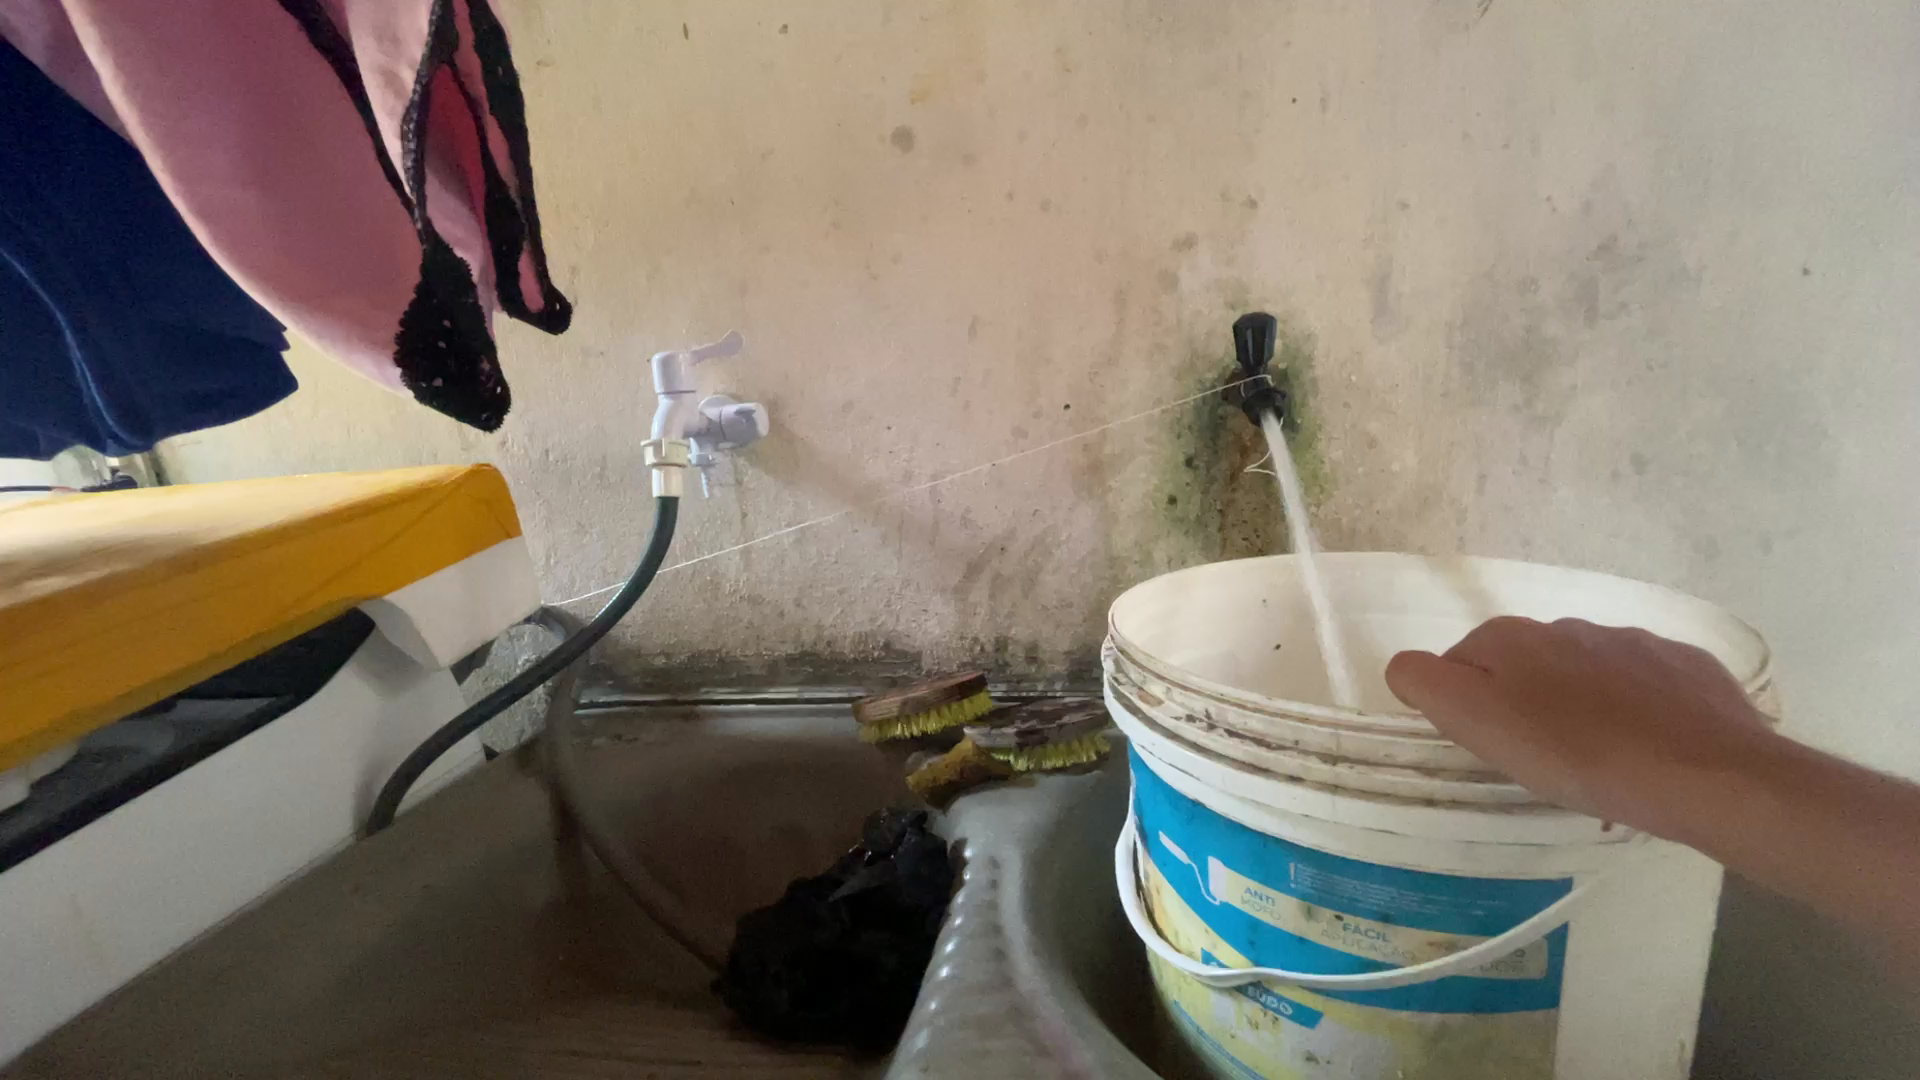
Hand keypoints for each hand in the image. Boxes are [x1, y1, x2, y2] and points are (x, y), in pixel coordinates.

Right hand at [1384, 617, 1774, 836]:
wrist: (1712, 779)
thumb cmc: (1574, 752)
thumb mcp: (1470, 720)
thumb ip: (1421, 680)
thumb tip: (1410, 667)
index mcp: (1506, 636)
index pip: (1457, 664)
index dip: (1466, 706)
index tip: (1491, 744)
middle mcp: (1562, 626)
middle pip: (1520, 666)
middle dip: (1522, 701)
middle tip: (1540, 755)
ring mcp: (1630, 642)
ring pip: (1580, 673)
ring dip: (1576, 703)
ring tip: (1598, 755)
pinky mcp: (1687, 667)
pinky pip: (1640, 683)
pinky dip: (1633, 707)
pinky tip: (1646, 744)